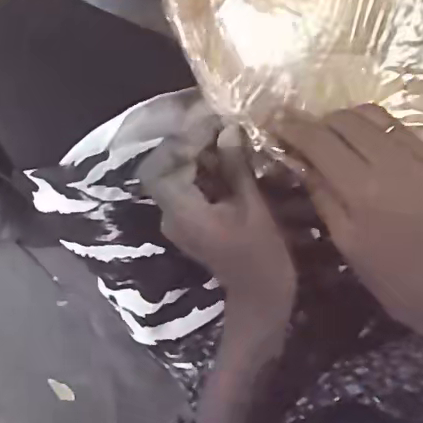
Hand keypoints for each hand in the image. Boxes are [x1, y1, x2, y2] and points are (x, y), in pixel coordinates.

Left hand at [141, 108, 296, 336]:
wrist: (260, 297)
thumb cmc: (261, 255)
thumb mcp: (253, 207)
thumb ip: (236, 167)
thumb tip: (227, 129)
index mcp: (181, 212)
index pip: (160, 166)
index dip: (180, 142)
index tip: (209, 125)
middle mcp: (170, 215)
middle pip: (165, 168)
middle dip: (189, 144)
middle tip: (219, 126)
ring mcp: (177, 221)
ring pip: (176, 176)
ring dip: (197, 156)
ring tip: (226, 137)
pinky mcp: (188, 222)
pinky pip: (187, 188)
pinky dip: (203, 171)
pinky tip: (227, 160)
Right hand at [275, 105, 422, 334]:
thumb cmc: (388, 275)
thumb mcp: (344, 239)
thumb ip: (321, 193)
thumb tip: (298, 160)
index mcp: (364, 189)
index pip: (320, 141)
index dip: (293, 128)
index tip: (274, 122)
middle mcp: (394, 162)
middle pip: (345, 120)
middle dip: (317, 122)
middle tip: (299, 132)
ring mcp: (422, 157)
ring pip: (373, 116)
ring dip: (345, 121)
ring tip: (330, 136)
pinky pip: (398, 129)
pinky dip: (373, 130)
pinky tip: (363, 146)